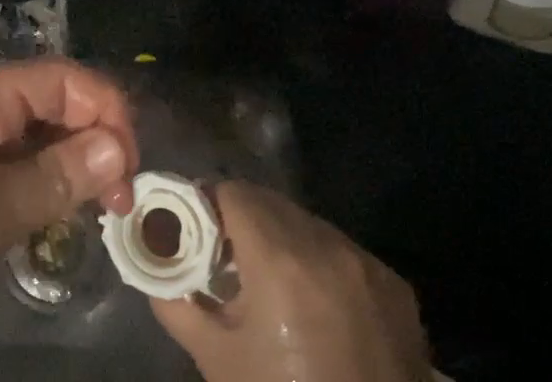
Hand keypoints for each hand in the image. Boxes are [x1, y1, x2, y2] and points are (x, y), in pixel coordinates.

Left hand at [0, 59, 136, 381]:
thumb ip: (51, 179)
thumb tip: (117, 146)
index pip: (58, 78)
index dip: (104, 111)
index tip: (131, 171)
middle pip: (50, 106)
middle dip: (93, 141)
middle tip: (118, 206)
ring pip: (35, 144)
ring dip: (71, 171)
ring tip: (97, 218)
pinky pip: (12, 175)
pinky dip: (42, 193)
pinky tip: (55, 225)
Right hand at [153, 182, 434, 381]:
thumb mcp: (216, 357)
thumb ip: (176, 303)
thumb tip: (156, 270)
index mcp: (278, 260)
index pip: (233, 193)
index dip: (208, 204)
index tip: (196, 229)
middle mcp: (326, 247)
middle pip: (271, 202)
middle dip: (242, 219)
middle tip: (225, 255)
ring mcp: (366, 263)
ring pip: (308, 223)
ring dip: (282, 237)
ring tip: (270, 279)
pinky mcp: (395, 284)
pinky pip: (343, 251)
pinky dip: (320, 261)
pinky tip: (314, 301)